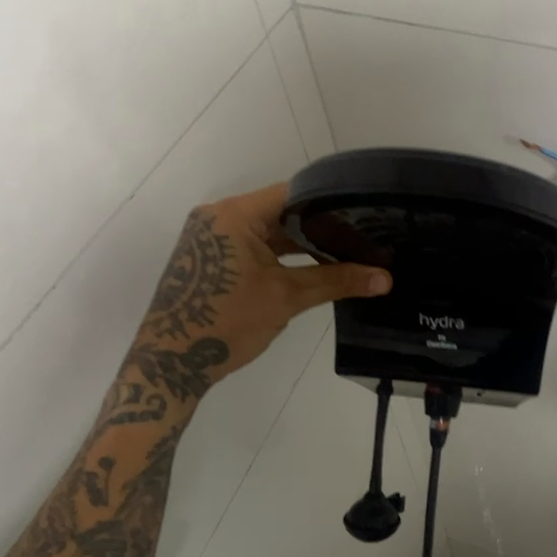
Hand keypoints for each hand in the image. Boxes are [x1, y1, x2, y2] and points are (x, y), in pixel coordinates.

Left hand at [138, 183, 390, 382]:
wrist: (171, 363)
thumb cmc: (226, 320)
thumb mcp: (286, 297)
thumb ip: (337, 281)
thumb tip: (386, 279)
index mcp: (234, 214)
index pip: (294, 193)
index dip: (332, 202)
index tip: (364, 214)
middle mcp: (219, 218)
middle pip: (281, 212)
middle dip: (321, 227)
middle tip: (363, 237)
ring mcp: (212, 240)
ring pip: (269, 232)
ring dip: (302, 245)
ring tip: (347, 253)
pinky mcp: (211, 261)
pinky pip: (255, 248)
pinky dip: (282, 257)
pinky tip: (315, 268)